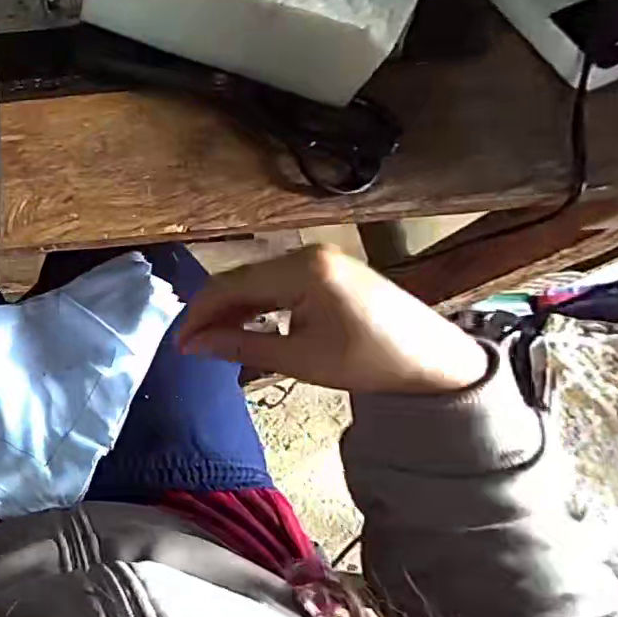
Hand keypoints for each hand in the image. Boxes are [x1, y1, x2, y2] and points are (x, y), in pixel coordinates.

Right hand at [176, 245, 487, 395]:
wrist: (436, 362)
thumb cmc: (371, 362)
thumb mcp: (300, 359)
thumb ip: (240, 346)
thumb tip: (193, 346)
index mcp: (302, 270)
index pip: (229, 286)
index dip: (198, 315)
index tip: (180, 345)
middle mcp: (305, 254)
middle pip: (237, 279)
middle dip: (209, 312)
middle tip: (192, 345)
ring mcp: (315, 258)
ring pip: (252, 280)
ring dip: (229, 309)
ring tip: (212, 340)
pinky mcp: (323, 268)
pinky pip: (272, 282)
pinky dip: (252, 304)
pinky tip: (242, 325)